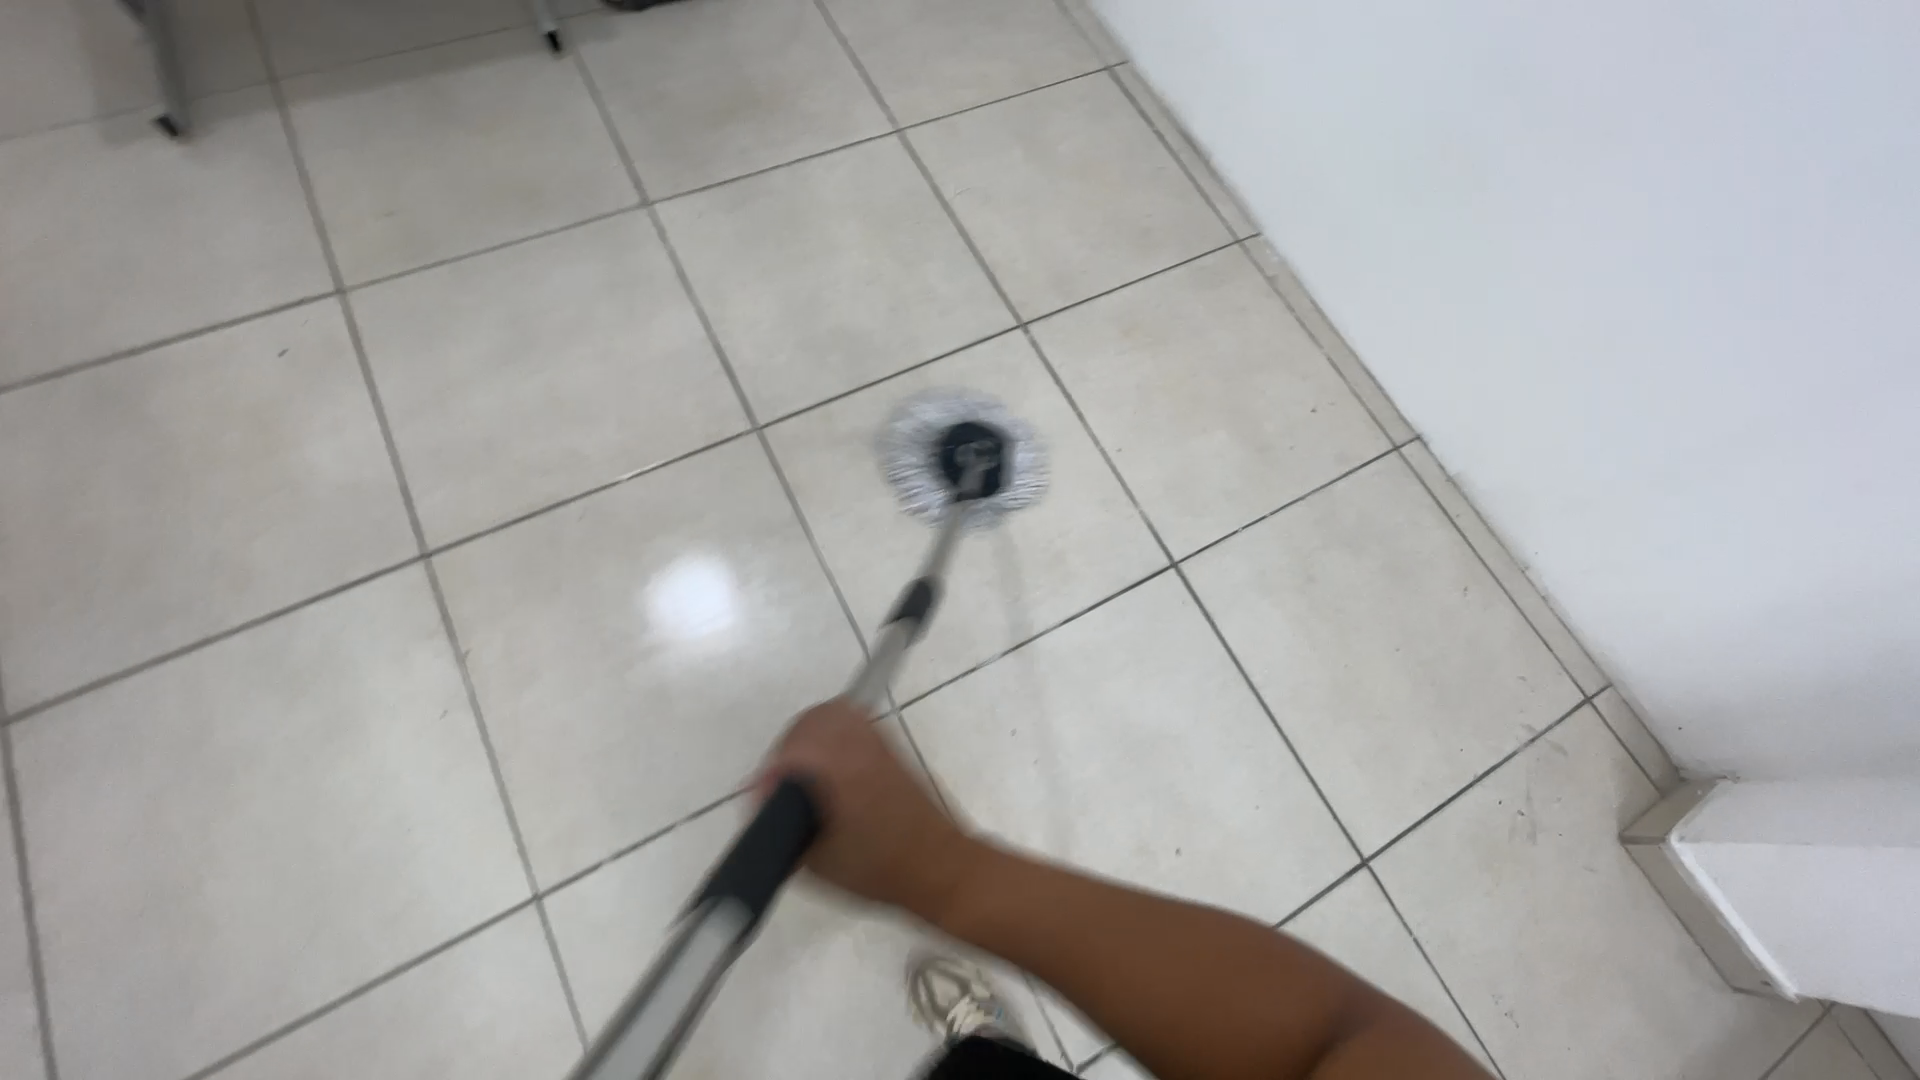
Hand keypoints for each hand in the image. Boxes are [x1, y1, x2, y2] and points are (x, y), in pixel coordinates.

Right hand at [758, 699, 981, 918]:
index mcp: (841, 770)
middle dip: (789, 746)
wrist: (938, 865)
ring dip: (809, 736)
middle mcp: (859, 746)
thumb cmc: (879, 868)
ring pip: (834, 713)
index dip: (772, 771)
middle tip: (779, 781)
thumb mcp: (819, 862)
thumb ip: (785, 832)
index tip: (765, 796)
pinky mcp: (889, 748)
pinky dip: (832, 734)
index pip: (795, 747)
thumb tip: (765, 812)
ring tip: (799, 772)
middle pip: (814, 719)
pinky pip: (854, 723)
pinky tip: (825, 767)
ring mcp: (878, 742)